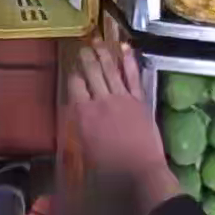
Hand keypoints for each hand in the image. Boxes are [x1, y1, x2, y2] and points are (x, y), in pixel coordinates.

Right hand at [67, 40, 182, 212]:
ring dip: (102, 53)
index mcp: (84, 114)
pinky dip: (128, 60)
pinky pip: (132, 76)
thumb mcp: (85, 151)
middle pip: (90, 72)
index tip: (72, 69)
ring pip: (109, 70)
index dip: (73, 75)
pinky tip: (124, 47)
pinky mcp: (139, 100)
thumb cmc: (110, 171)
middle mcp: (101, 101)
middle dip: (85, 57)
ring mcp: (121, 98)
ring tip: (97, 40)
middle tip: (82, 46)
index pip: (75, 85)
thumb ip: (81, 128)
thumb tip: (78, 115)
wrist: (142, 175)